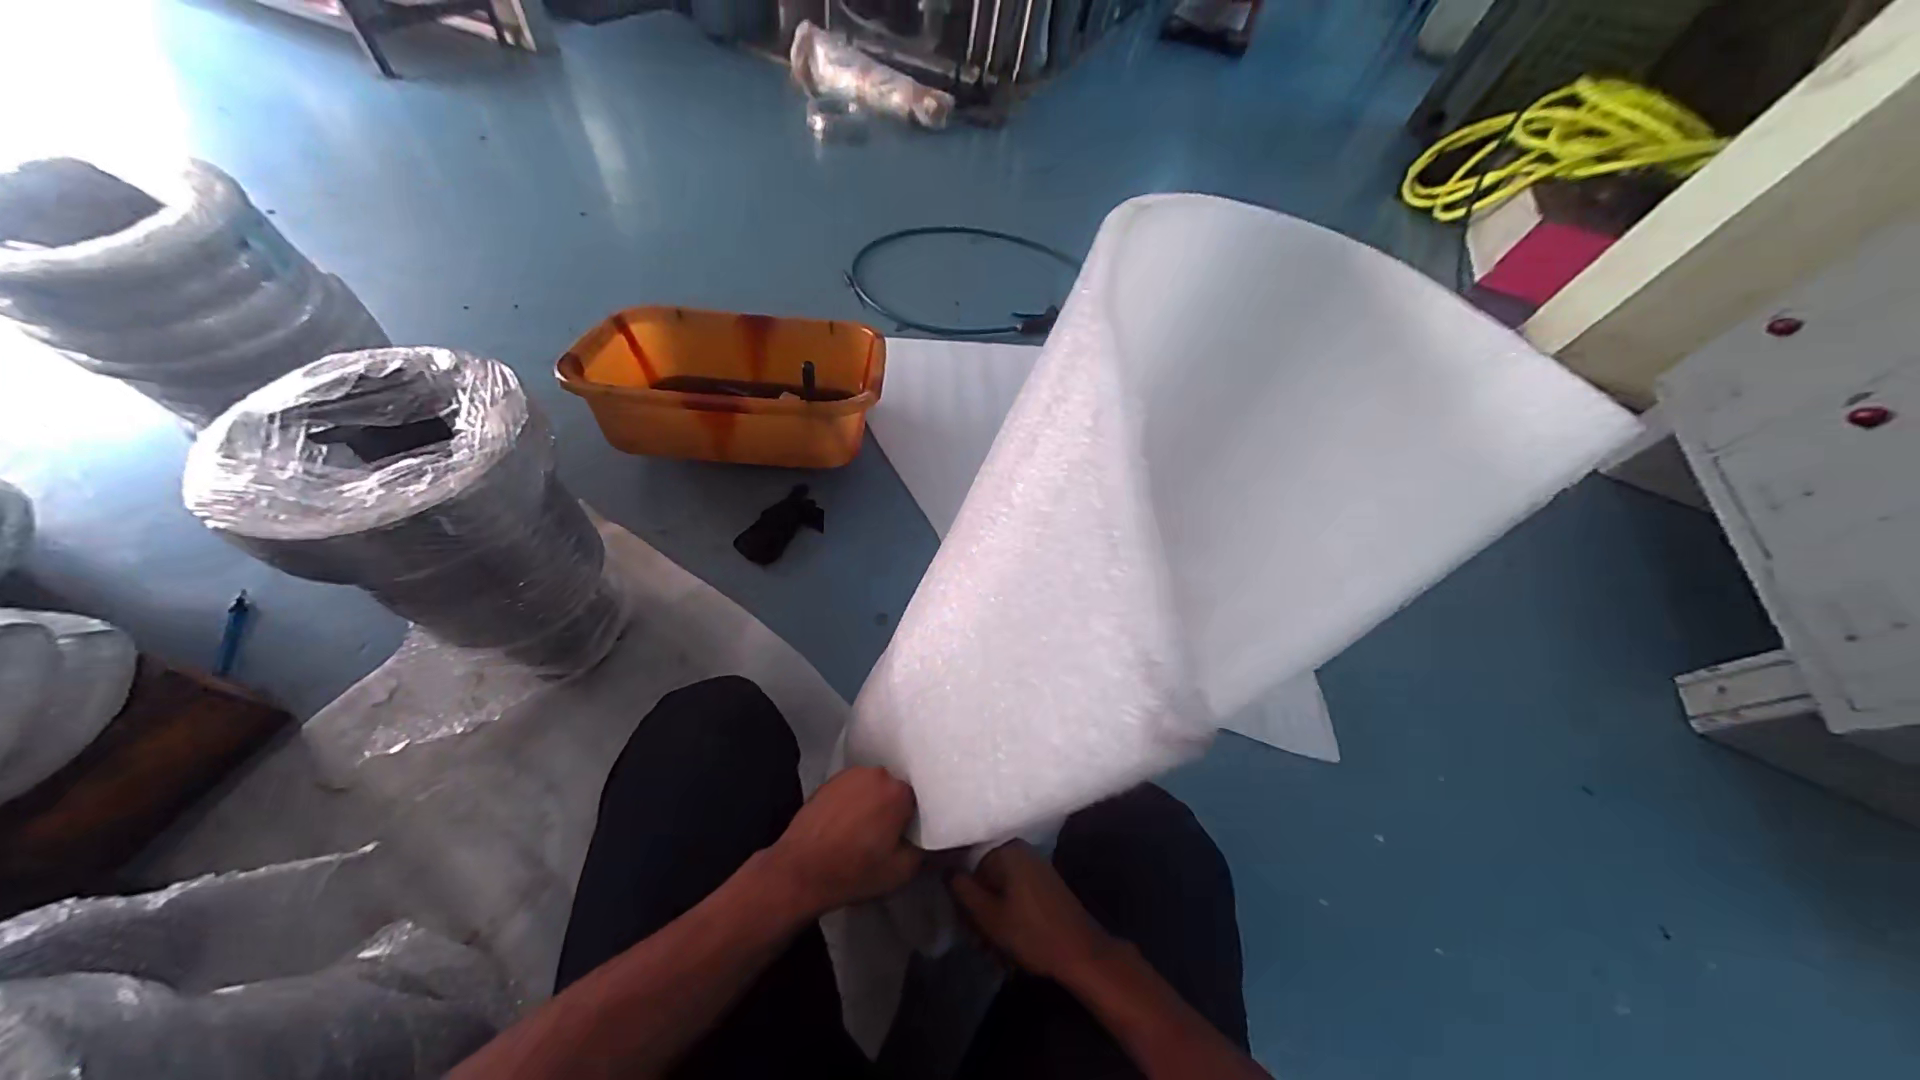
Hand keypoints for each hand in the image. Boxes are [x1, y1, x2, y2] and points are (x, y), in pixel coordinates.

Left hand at [762, 767, 921, 917]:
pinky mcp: (829, 780)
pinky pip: (853, 787)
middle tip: (888, 834)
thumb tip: (949, 846)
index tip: (910, 835)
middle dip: (894, 808)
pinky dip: (854, 800)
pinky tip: (845, 822)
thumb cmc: (855, 871)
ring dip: (873, 802)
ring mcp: (851, 774)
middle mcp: (877, 773)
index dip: (916, 819)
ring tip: (864, 829)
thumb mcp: (901, 871)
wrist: (799, 871)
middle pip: (896, 789)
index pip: (920, 799)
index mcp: (899, 791)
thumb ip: (929, 854)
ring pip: (874, 786)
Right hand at [949, 840, 1115, 981]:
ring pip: (1000, 891)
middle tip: (980, 943)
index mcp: (1007, 851)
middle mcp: (1022, 851)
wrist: (1082, 953)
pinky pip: (1016, 896)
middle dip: (979, 912)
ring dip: (994, 920)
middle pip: (985, 878)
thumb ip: (962, 889)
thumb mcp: (989, 915)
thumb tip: (946, 869)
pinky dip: (1010, 918)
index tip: (965, 924)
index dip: (963, 896)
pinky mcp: (1045, 885)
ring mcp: (1036, 868)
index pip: (968, 865)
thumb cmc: (1032, 933)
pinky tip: (1010, 946)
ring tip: (995, 952)